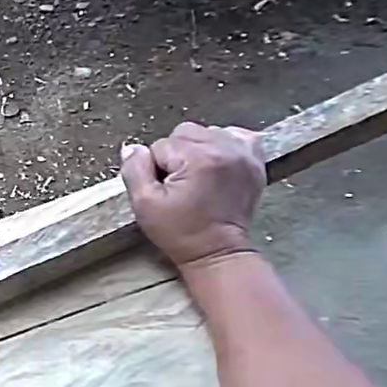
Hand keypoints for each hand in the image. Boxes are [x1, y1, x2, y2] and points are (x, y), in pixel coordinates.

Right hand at [119, 122, 265, 269]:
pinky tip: (217, 167)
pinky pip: (234, 135)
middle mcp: (224, 148)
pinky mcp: (254, 160)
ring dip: (198, 151)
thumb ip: (135, 170)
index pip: (160, 145)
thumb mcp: (145, 205)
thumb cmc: (182, 234)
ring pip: (206, 133)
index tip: (168, 192)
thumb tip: (132, 148)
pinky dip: (222, 146)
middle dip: (177, 157)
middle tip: (182, 186)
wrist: (218, 253)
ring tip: (200, 180)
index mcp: (197, 158)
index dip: (157, 170)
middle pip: (184, 134)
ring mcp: (243, 153)